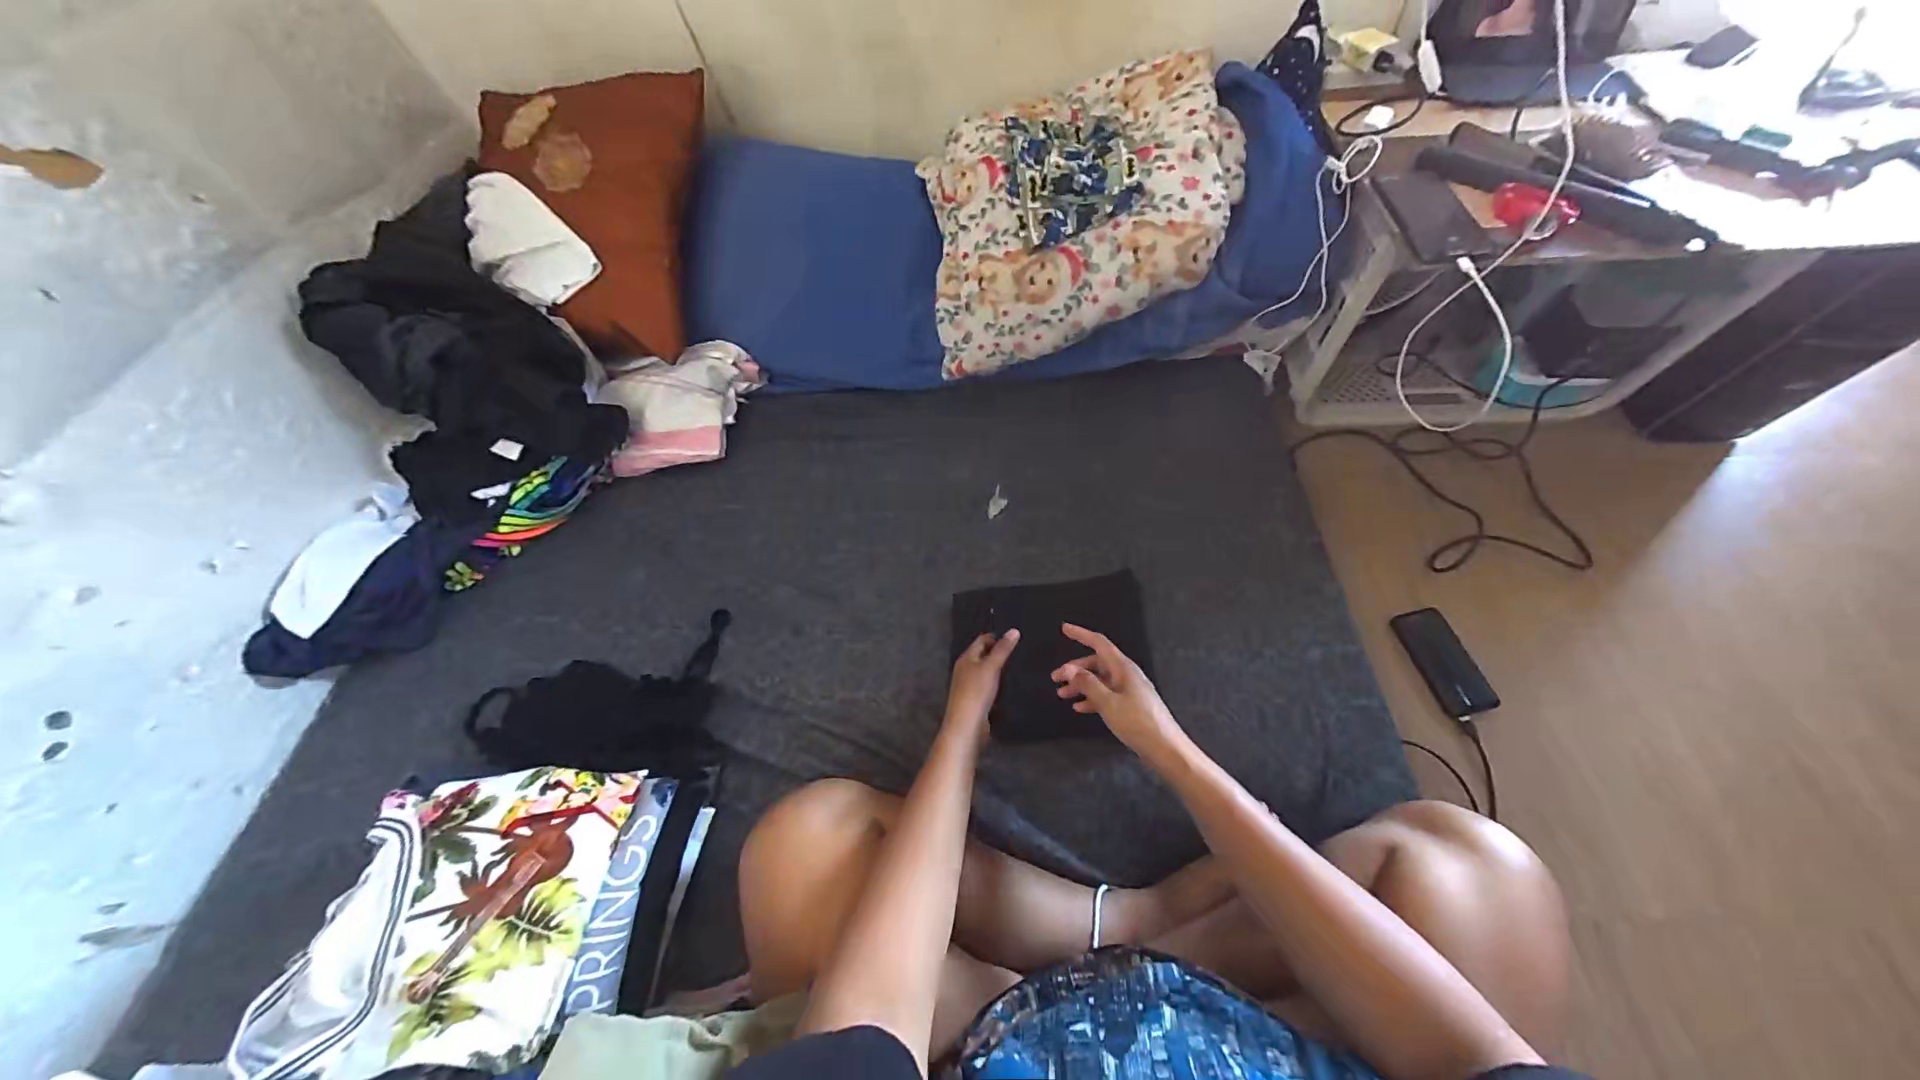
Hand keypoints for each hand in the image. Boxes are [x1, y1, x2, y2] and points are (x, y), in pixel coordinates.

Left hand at [945, 630, 1019, 732]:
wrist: (967, 725)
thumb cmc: (977, 692)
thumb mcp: (991, 667)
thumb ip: (1002, 649)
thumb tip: (1014, 630)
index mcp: (966, 658)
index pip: (982, 640)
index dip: (998, 637)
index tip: (1016, 638)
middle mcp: (966, 669)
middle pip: (984, 654)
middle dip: (1000, 652)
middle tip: (1022, 650)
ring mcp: (970, 685)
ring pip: (987, 670)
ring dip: (1000, 668)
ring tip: (1020, 665)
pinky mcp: (977, 699)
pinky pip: (989, 685)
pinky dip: (999, 682)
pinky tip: (1011, 685)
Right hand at [1052, 623, 1185, 760]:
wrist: (1165, 748)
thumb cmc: (1137, 722)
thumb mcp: (1108, 703)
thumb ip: (1088, 684)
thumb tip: (1070, 668)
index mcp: (1123, 668)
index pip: (1099, 643)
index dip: (1081, 634)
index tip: (1064, 629)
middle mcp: (1126, 674)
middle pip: (1097, 663)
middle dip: (1075, 668)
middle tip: (1055, 678)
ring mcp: (1129, 690)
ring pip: (1100, 680)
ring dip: (1081, 685)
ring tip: (1062, 694)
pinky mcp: (1130, 705)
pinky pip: (1106, 694)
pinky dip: (1092, 698)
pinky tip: (1079, 707)